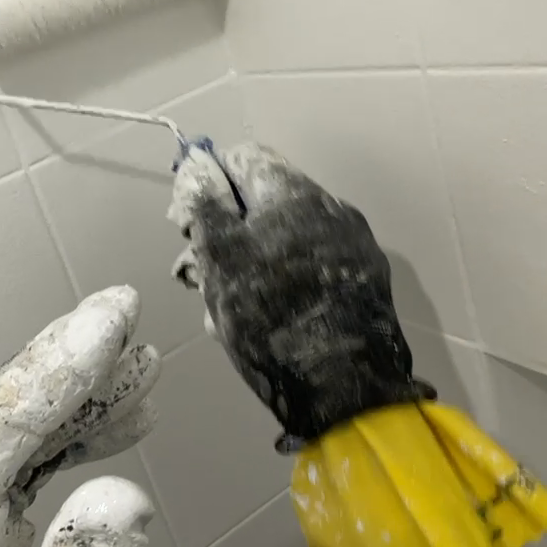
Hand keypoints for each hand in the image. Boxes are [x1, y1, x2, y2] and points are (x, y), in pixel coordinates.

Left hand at [0, 287, 159, 546]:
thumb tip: (123, 493)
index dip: (54, 369)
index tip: (112, 318)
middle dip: (66, 363)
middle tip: (127, 315)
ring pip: (14, 437)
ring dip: (79, 398)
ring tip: (143, 371)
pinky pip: (24, 470)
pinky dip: (74, 441)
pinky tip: (118, 427)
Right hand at [167, 142, 431, 448]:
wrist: (345, 388)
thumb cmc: (270, 317)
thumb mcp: (220, 259)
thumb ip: (205, 206)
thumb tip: (196, 165)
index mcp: (294, 193)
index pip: (243, 158)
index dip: (208, 182)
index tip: (185, 221)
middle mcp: (329, 209)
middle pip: (261, 203)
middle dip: (221, 233)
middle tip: (195, 272)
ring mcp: (350, 247)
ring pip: (279, 241)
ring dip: (243, 265)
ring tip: (219, 309)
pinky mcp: (361, 283)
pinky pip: (305, 268)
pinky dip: (276, 284)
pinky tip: (257, 321)